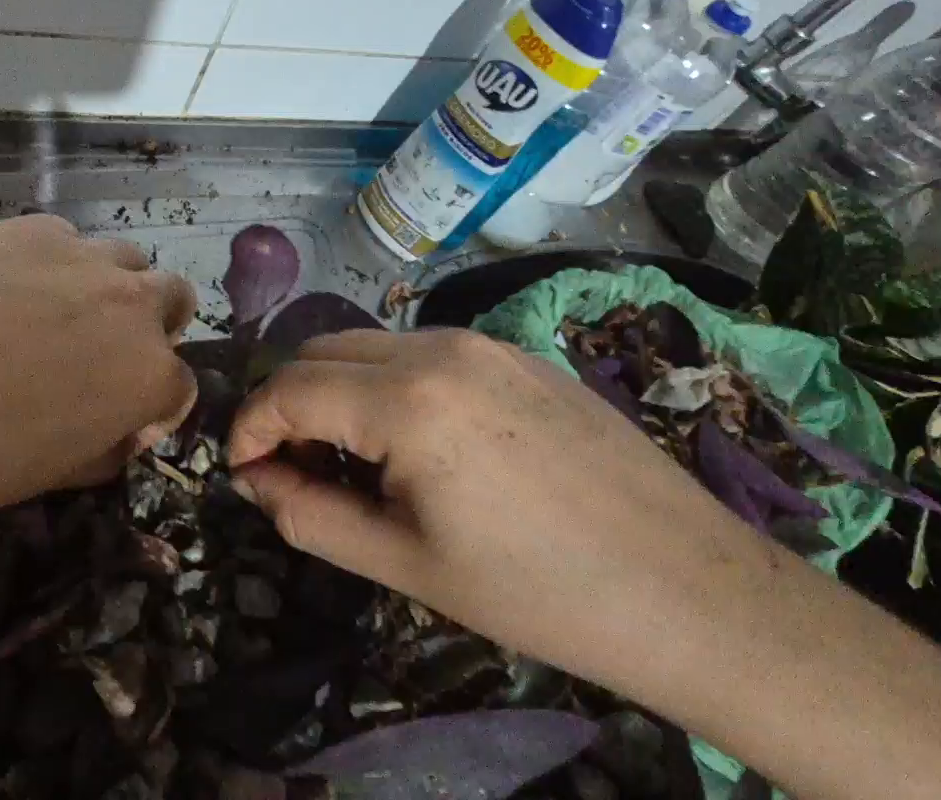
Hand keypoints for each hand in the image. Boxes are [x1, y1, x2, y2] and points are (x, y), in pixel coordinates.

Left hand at [0, 214, 197, 517]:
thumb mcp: (61, 472)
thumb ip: (109, 445)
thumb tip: (121, 428)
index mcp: (149, 374)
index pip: (181, 383)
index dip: (156, 400)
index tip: (126, 409)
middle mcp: (133, 306)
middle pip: (173, 297)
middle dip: (153, 324)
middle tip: (104, 348)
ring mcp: (82, 258)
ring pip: (125, 259)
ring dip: (110, 284)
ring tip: (58, 310)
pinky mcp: (30, 229)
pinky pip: (64, 239)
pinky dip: (53, 262)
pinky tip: (6, 289)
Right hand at [226, 327, 772, 687]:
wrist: (697, 595)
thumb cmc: (539, 593)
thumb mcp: (402, 565)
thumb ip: (306, 515)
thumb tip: (252, 478)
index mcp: (407, 400)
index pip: (288, 391)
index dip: (249, 429)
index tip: (244, 473)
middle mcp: (439, 349)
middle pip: (320, 352)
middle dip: (288, 406)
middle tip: (295, 471)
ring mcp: (485, 344)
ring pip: (369, 347)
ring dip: (337, 393)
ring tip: (356, 464)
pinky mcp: (519, 355)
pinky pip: (422, 353)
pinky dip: (388, 386)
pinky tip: (417, 447)